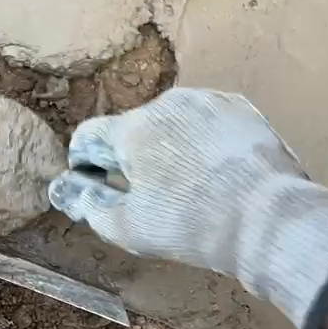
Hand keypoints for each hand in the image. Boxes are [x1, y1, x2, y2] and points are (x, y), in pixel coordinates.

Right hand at [48, 88, 327, 328]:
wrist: (267, 219)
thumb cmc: (187, 226)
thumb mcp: (124, 226)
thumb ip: (86, 202)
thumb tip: (61, 188)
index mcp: (132, 129)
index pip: (88, 136)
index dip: (85, 165)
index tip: (97, 187)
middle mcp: (167, 103)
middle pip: (132, 129)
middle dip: (131, 157)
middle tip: (149, 196)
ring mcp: (209, 102)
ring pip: (171, 124)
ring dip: (167, 148)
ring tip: (187, 187)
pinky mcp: (242, 110)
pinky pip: (206, 123)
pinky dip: (201, 144)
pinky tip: (214, 175)